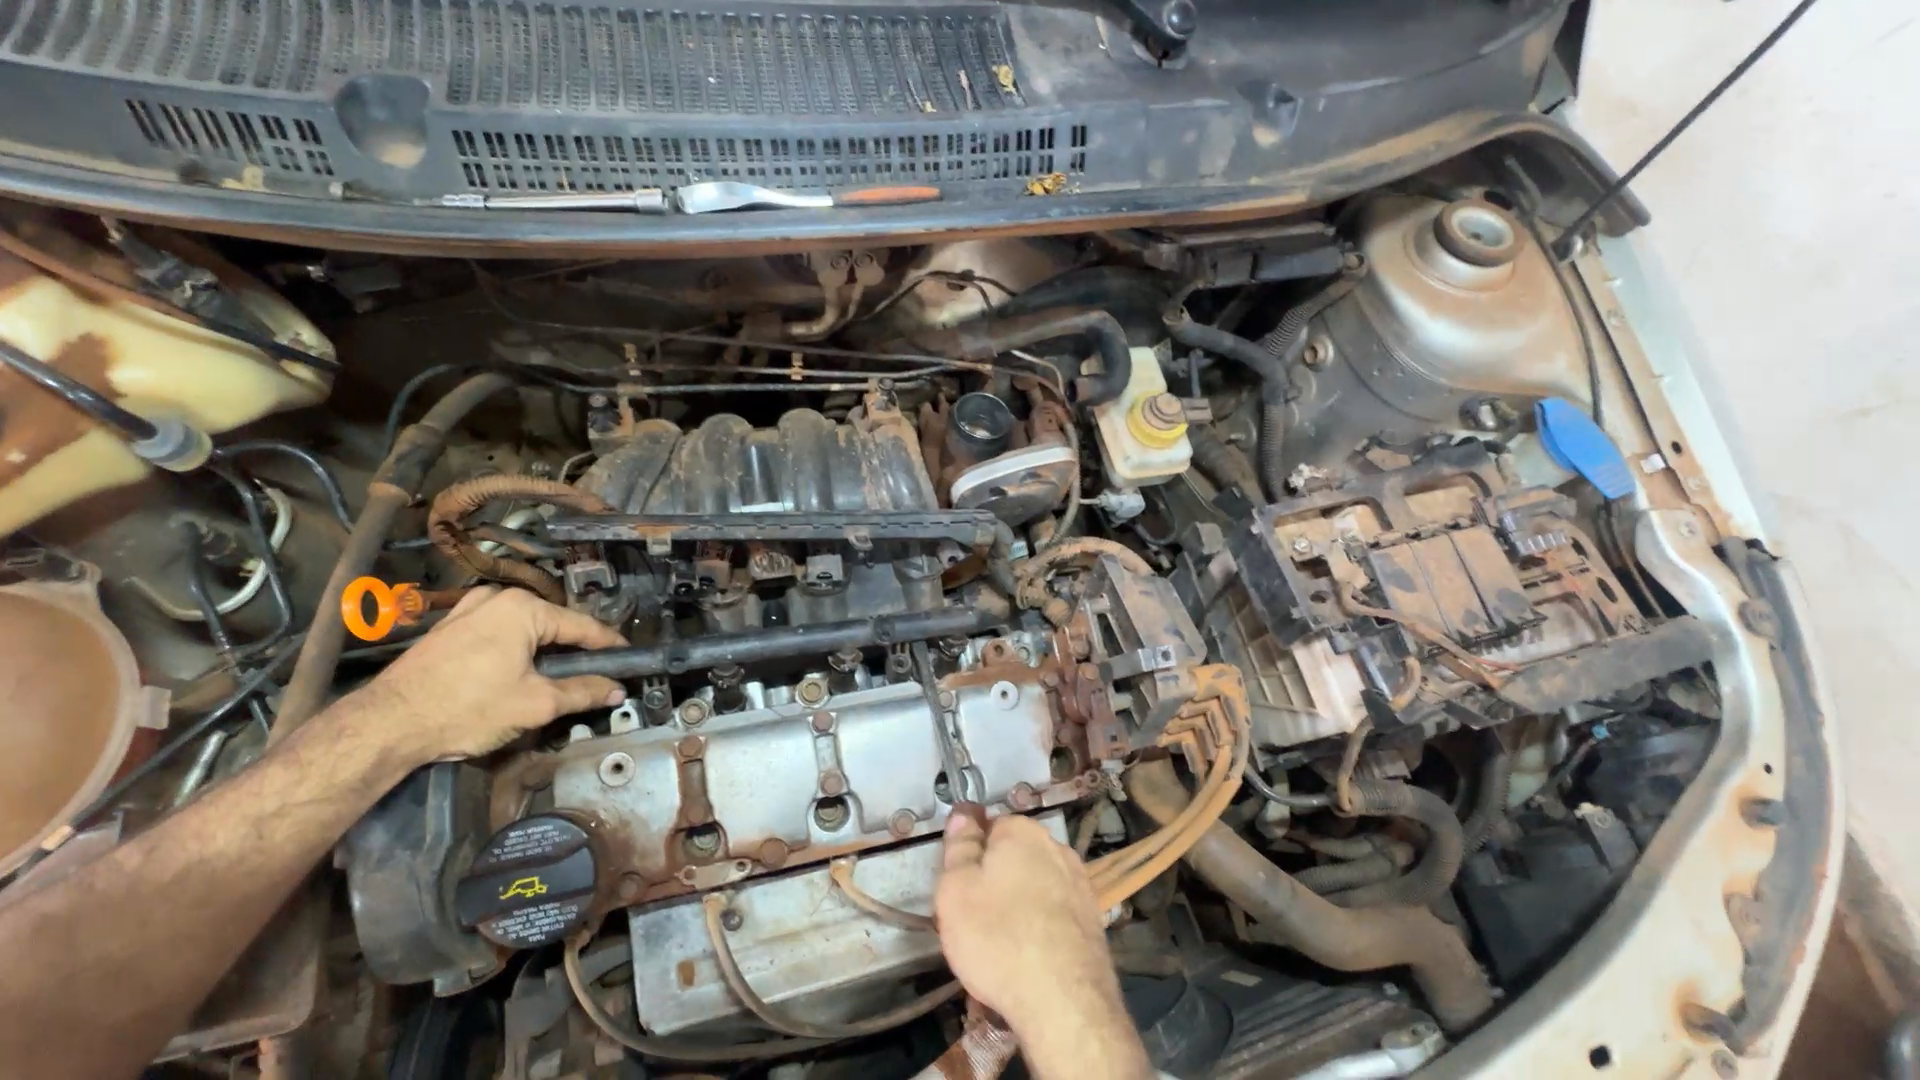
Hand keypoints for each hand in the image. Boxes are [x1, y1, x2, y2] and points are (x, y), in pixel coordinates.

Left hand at [349, 586, 626, 766]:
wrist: (389, 724)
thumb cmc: (469, 708)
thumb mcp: (536, 704)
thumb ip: (583, 692)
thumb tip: (616, 690)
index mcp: (524, 608)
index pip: (582, 626)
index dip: (610, 646)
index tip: (631, 659)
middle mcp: (498, 598)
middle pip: (553, 626)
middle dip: (576, 651)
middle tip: (599, 674)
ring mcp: (468, 610)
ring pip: (525, 630)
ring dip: (546, 652)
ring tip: (563, 677)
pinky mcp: (449, 629)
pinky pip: (498, 634)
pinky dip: (517, 651)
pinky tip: (522, 674)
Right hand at [934, 813, 1122, 1032]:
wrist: (1065, 1002)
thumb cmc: (998, 939)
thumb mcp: (955, 891)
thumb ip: (959, 848)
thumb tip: (963, 813)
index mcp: (1021, 831)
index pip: (988, 827)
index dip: (970, 857)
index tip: (959, 889)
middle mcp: (1056, 847)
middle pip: (1014, 857)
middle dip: (996, 881)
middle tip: (974, 919)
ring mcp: (1080, 883)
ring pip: (1036, 885)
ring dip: (1019, 904)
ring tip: (1002, 944)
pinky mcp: (1093, 918)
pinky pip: (1055, 913)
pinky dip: (1042, 926)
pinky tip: (1030, 956)